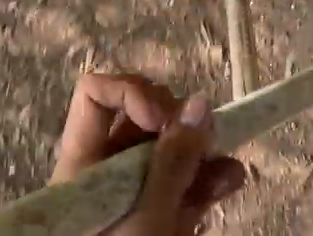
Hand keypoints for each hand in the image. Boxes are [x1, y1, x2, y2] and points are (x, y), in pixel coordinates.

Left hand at [51, 73, 246, 235]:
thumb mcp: (147, 222)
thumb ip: (176, 162)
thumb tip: (202, 101)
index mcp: (83, 165)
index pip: (97, 95)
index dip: (133, 91)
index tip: (163, 116)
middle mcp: (104, 171)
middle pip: (144, 115)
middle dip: (184, 123)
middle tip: (208, 144)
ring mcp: (131, 193)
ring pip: (171, 146)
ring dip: (205, 153)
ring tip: (229, 176)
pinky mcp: (154, 215)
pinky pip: (184, 179)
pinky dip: (208, 179)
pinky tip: (226, 189)